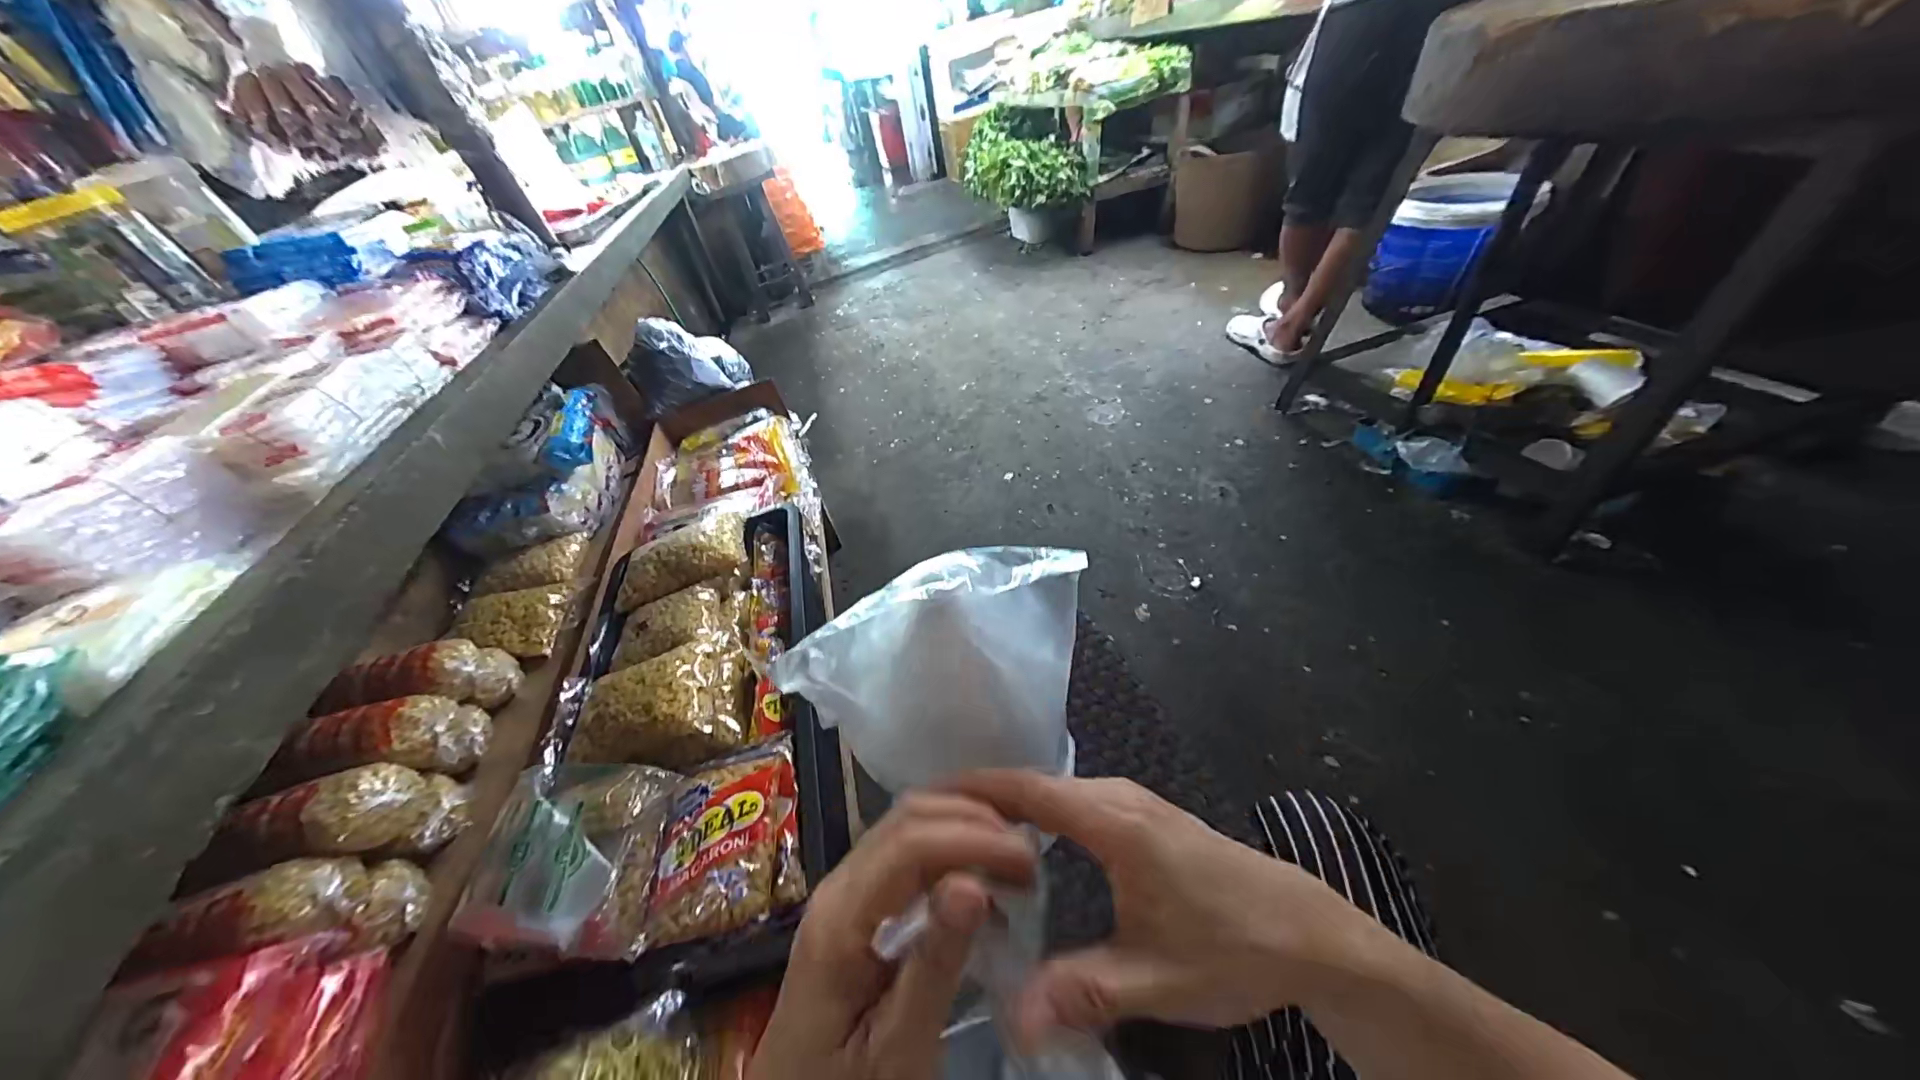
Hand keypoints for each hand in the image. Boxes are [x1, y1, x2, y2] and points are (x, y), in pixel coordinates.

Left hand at [749, 793, 1038, 1079]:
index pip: (908, 844)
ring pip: (907, 824)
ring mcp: (845, 887)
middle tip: (1029, 854)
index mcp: (840, 918)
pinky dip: (951, 846)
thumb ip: (933, 967)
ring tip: (1015, 858)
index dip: (971, 837)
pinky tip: (983, 875)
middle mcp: (838, 885)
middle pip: (906, 819)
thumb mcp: (896, 1049)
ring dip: (963, 826)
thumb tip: (973, 885)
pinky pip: (906, 850)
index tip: (1026, 857)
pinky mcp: (857, 900)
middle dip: (973, 820)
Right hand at [951, 771, 1396, 1045]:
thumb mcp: (1157, 979)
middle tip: (931, 826)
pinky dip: (1039, 812)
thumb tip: (1013, 1023)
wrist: (1310, 933)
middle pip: (1036, 784)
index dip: (976, 788)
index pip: (1029, 789)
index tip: (926, 797)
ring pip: (1057, 791)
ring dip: (1011, 804)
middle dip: (982, 797)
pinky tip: (1024, 844)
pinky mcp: (1145, 816)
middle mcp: (1120, 797)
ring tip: (964, 834)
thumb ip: (1083, 991)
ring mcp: (1135, 802)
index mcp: (1115, 822)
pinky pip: (1076, 802)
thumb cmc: (1233, 946)